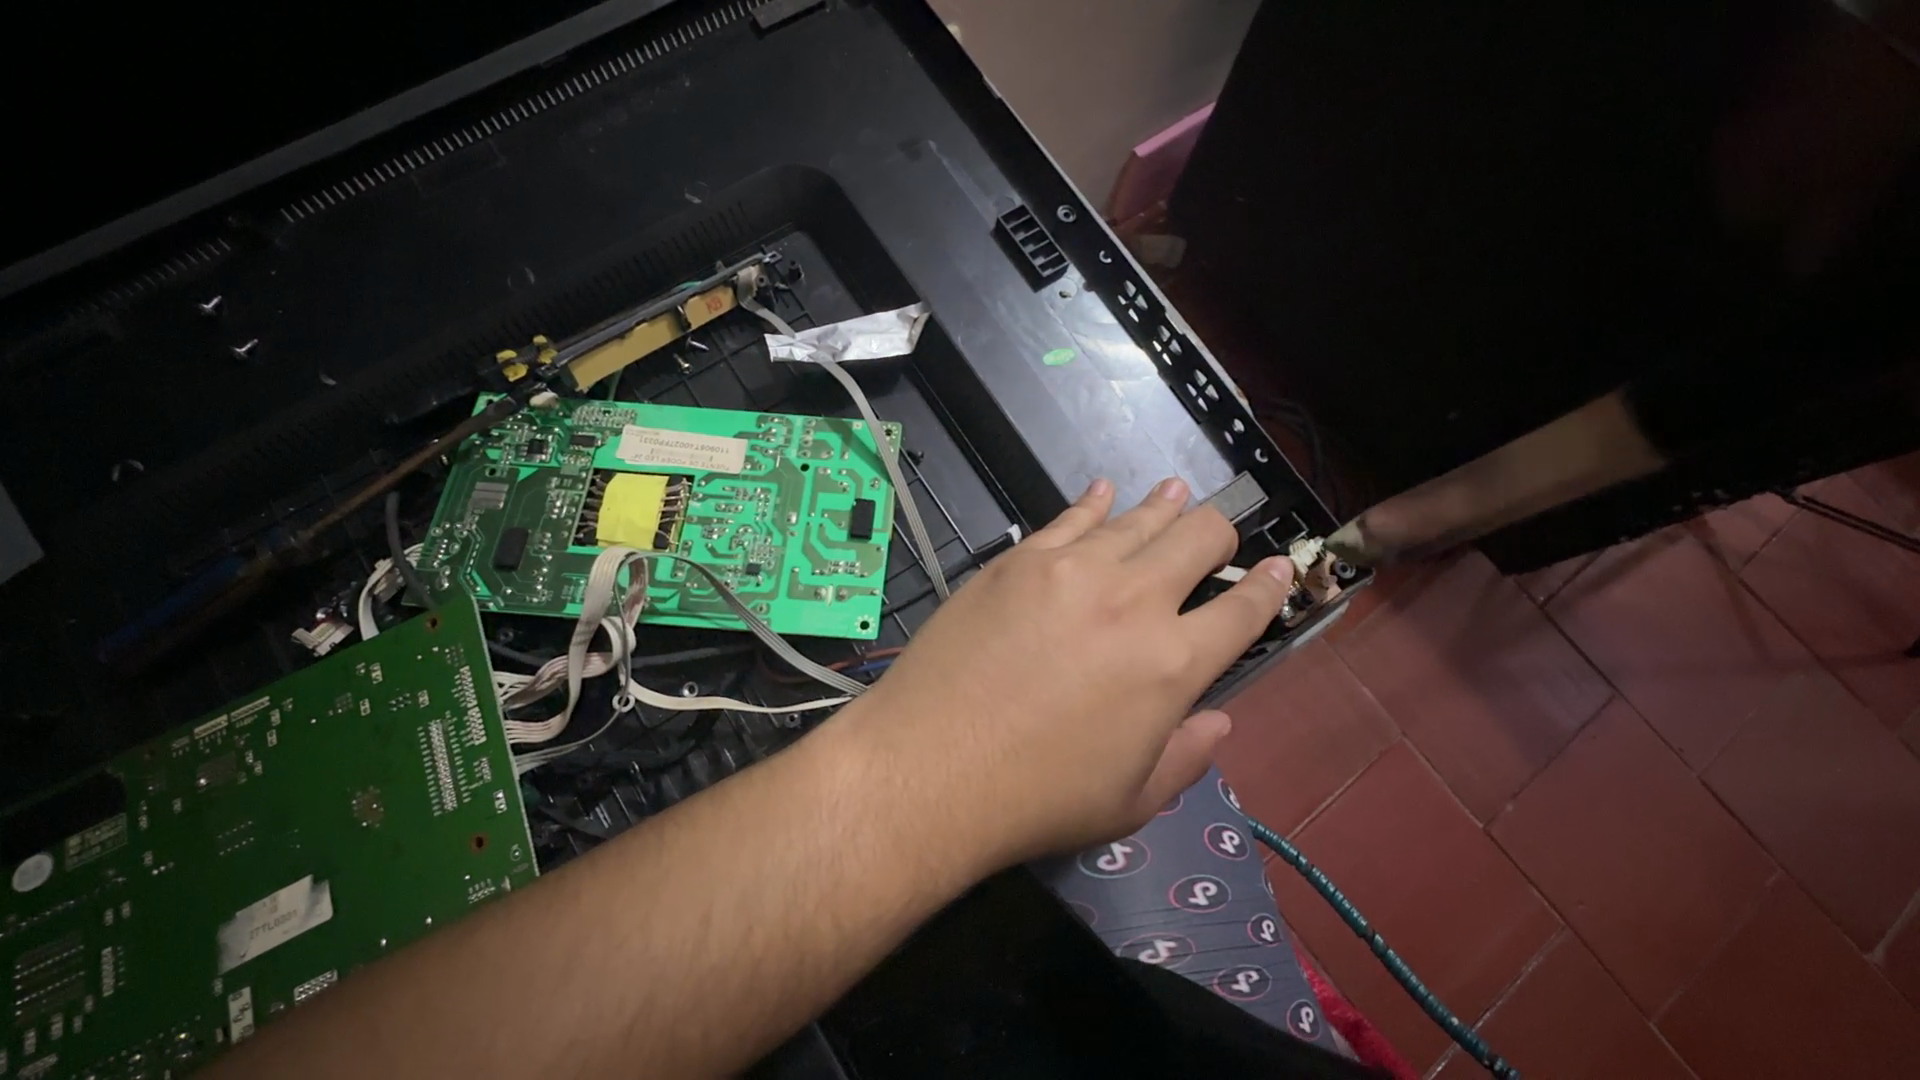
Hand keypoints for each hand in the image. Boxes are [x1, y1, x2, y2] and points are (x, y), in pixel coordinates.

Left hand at [834, 477, 1294, 869]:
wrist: (929, 768)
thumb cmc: (1036, 799)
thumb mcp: (1131, 802)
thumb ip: (1187, 756)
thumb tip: (1220, 719)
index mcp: (1173, 665)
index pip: (1243, 611)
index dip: (1269, 586)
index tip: (1278, 569)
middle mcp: (1133, 601)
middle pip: (1197, 539)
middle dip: (1218, 534)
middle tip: (1216, 538)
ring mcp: (1071, 570)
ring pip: (1136, 519)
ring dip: (1166, 506)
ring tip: (1178, 493)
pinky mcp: (1018, 561)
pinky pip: (1069, 517)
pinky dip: (1095, 502)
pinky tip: (1105, 491)